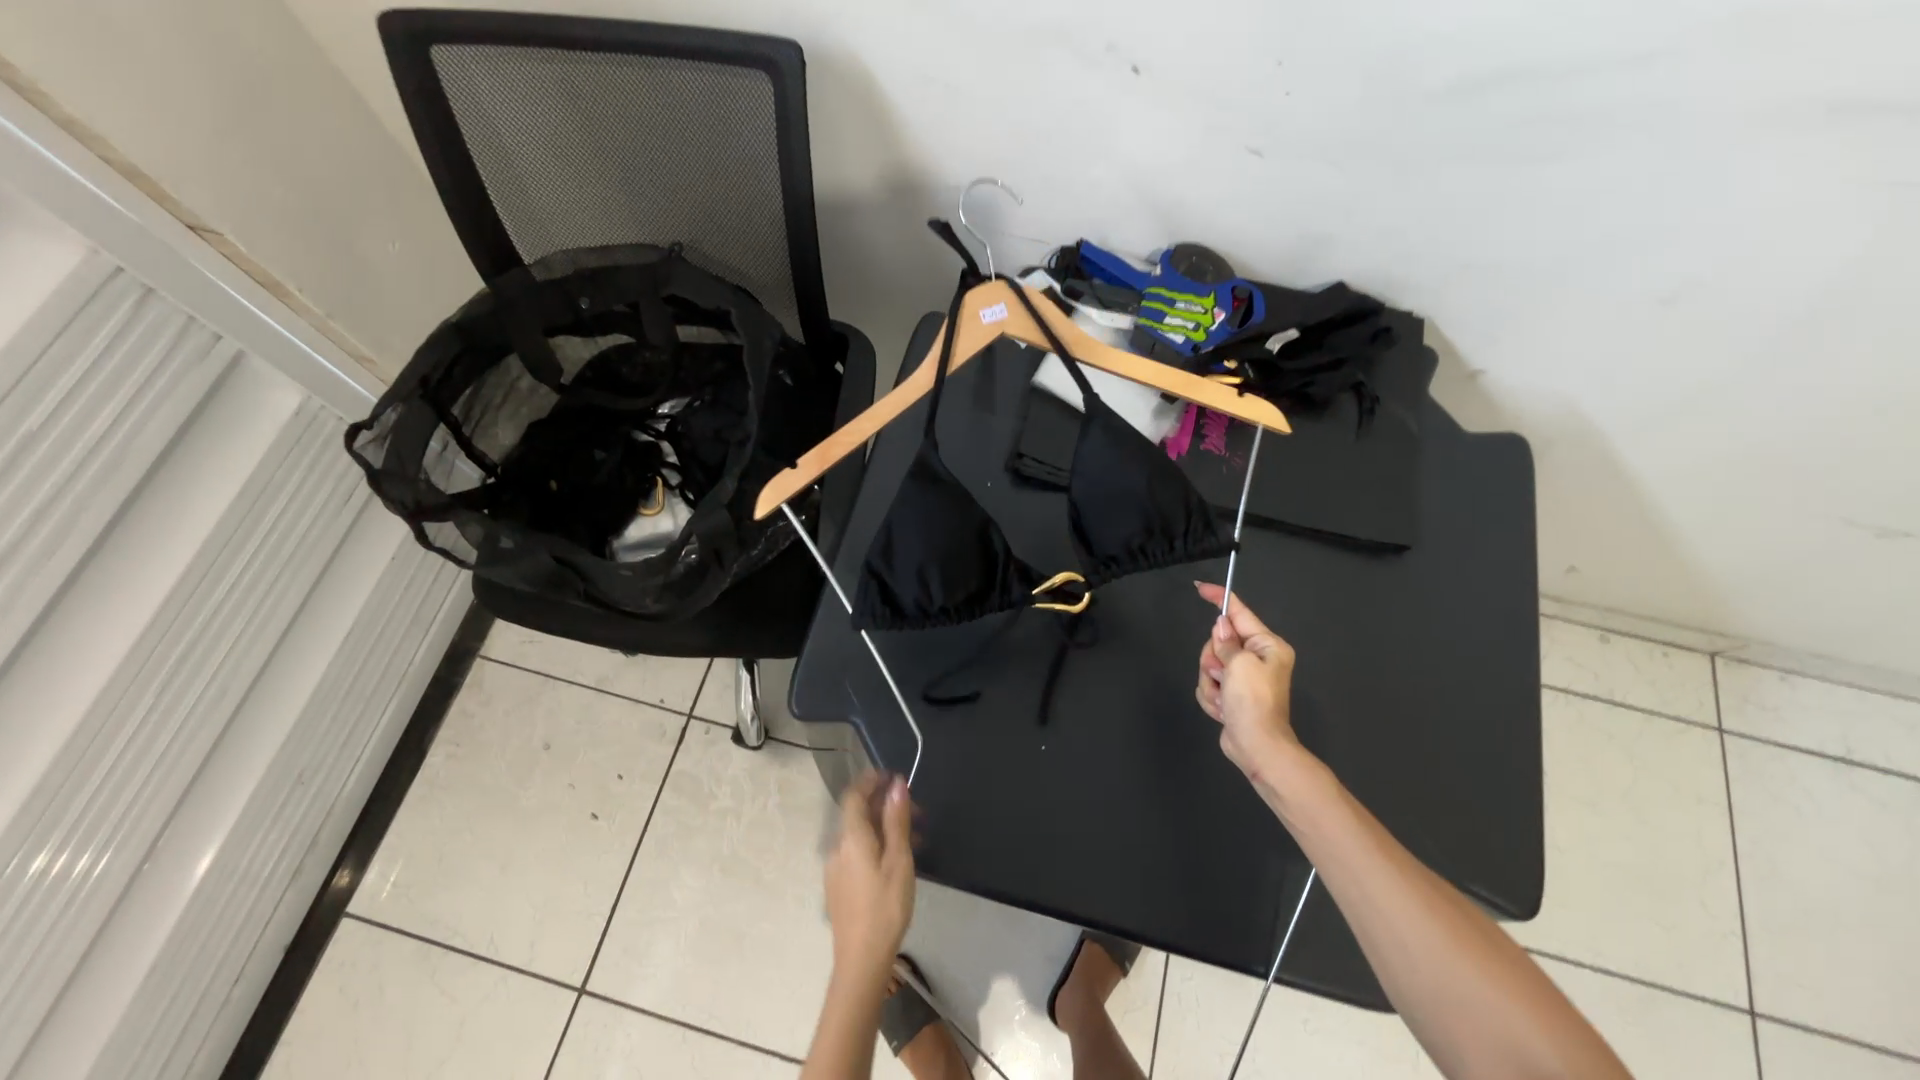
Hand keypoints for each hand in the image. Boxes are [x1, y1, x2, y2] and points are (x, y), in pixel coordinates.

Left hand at [823, 771, 916, 982]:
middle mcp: (837, 848)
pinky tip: (897, 861)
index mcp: (851, 838)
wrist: (861, 959)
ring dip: (883, 827)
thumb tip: (896, 785)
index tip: (893, 777)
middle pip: (857, 815)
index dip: (870, 781)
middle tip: (916, 811)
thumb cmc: (886, 906)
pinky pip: (857, 853)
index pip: (853, 796)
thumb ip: (896, 821)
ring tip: (915, 838)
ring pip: (859, 835)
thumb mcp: (899, 861)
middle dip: (884, 805)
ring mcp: (835, 869)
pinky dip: (876, 845)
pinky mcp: (838, 887)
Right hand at [1193, 582, 1303, 796]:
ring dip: (1210, 682)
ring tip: (1224, 698)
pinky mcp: (1231, 695)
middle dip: (1213, 659)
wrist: (1256, 746)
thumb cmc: (1253, 701)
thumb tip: (1221, 626)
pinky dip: (1211, 697)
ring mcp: (1243, 678)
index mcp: (1267, 646)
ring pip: (1209, 665)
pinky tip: (1223, 710)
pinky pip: (1208, 685)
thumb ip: (1226, 641)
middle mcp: (1257, 659)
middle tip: (1222, 674)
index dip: (1220, 598)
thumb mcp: (1238, 664)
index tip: (1200, 587)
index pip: (1239, 613)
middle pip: (1219, 642)